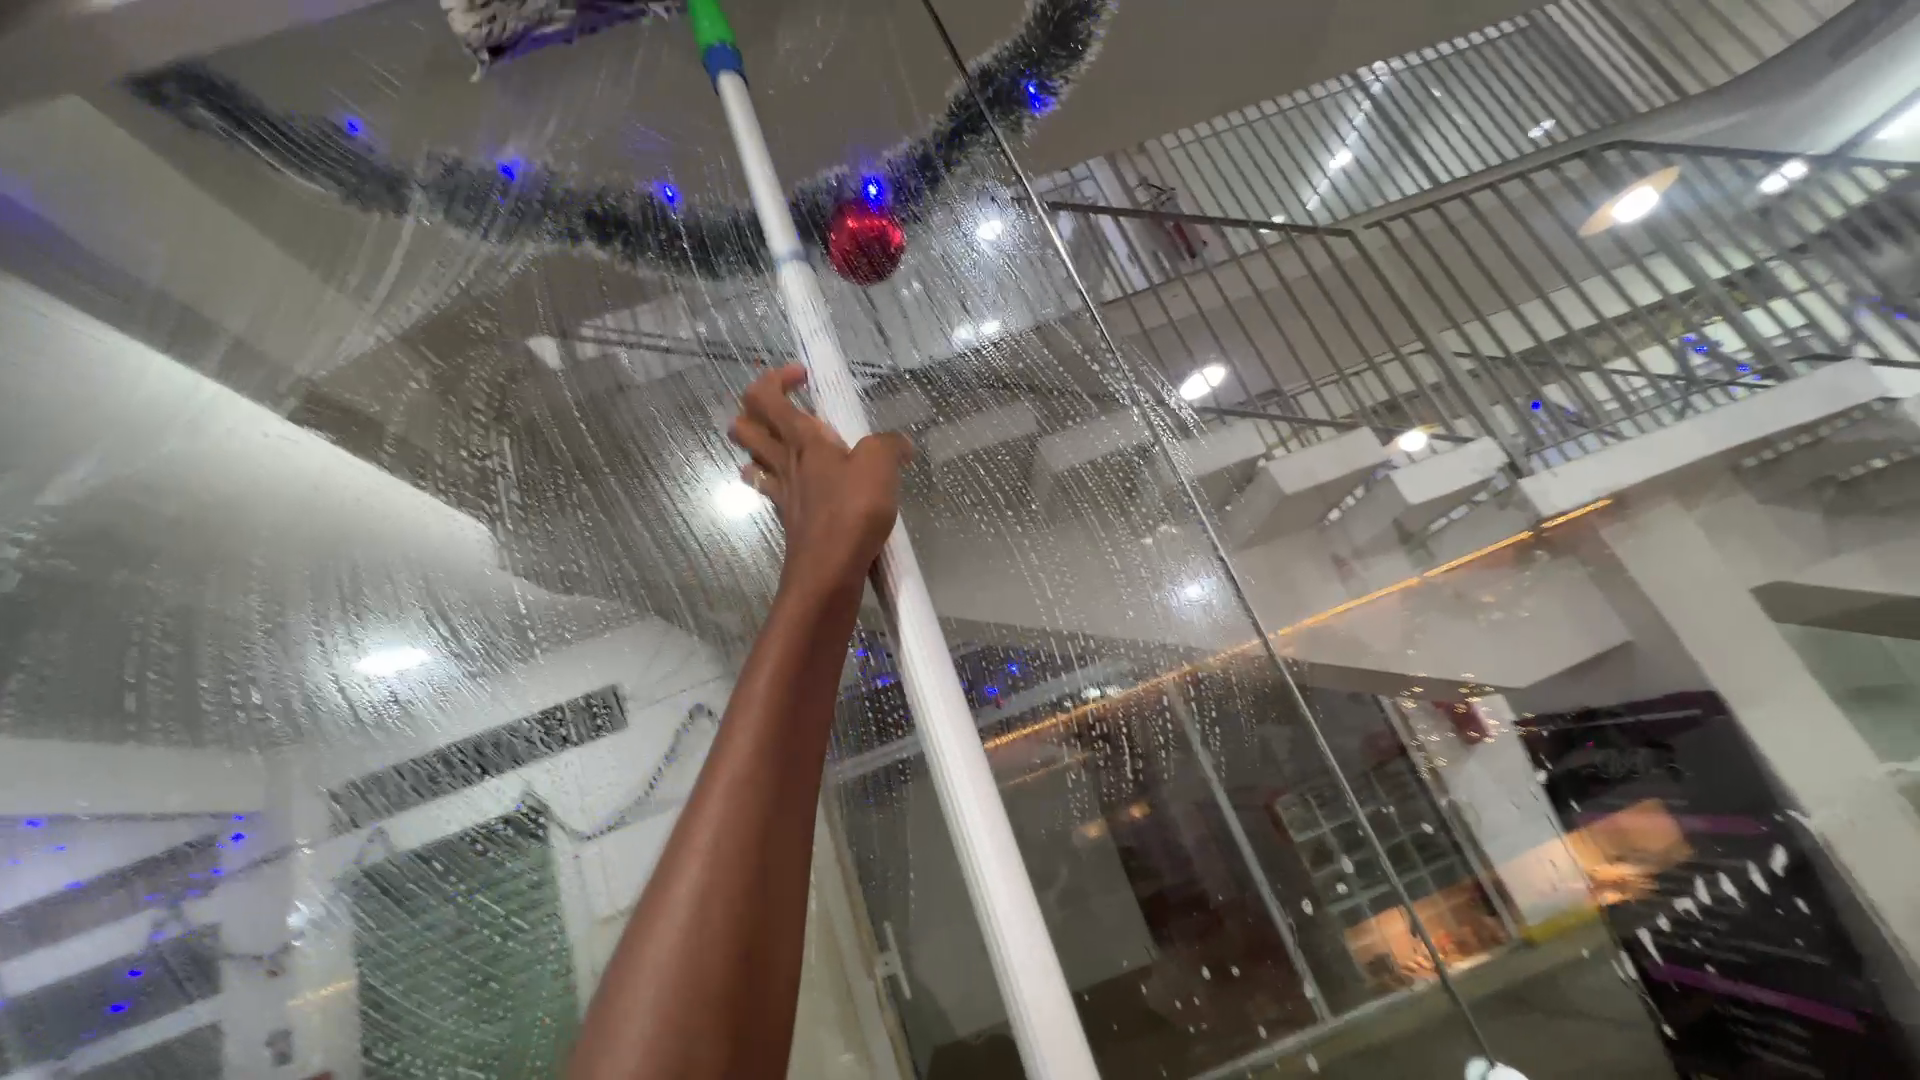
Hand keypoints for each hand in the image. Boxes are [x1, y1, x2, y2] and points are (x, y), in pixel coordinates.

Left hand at [728, 365, 911, 596]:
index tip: (804, 377)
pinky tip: (799, 484)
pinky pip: (768, 489)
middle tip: (790, 409)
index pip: (764, 395)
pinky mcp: (787, 517)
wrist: (829, 569)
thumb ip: (890, 445)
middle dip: (756, 409)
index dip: (775, 377)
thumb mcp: (881, 464)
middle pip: (743, 425)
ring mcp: (780, 491)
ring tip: (790, 444)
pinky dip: (777, 480)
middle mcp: (782, 460)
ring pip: (749, 457)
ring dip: (760, 444)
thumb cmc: (852, 511)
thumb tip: (901, 445)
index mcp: (800, 439)